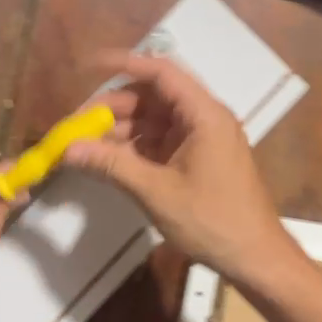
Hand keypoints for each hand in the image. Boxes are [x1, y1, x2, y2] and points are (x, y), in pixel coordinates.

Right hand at [64, 54, 301, 286]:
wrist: (254, 257)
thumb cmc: (211, 220)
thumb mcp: (156, 191)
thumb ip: (111, 165)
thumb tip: (68, 150)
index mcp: (204, 115)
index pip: (162, 73)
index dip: (126, 64)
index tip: (90, 65)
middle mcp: (205, 119)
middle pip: (154, 97)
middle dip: (114, 107)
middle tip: (78, 125)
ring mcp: (203, 141)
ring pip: (154, 122)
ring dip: (121, 130)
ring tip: (86, 146)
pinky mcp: (198, 161)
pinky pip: (161, 143)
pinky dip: (135, 149)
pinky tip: (109, 161)